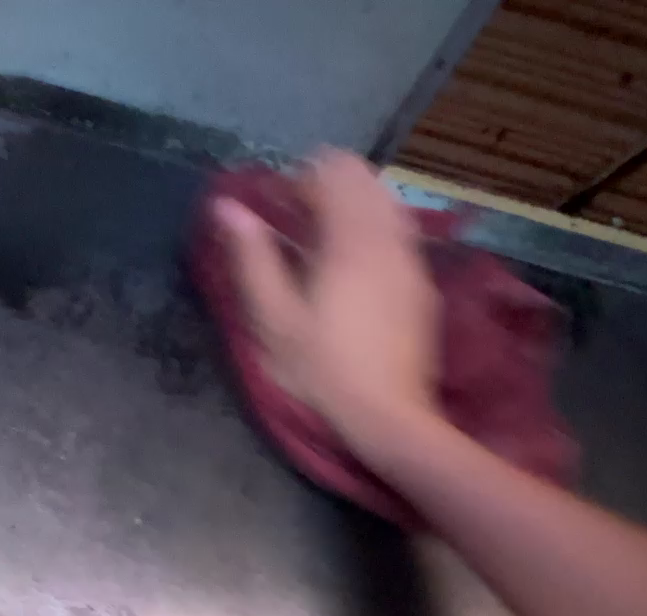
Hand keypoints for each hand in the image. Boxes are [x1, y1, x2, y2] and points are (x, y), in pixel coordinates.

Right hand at [210, 148, 442, 456]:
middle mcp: (389, 237)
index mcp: (350, 239)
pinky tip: (346, 270)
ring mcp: (411, 259)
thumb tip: (226, 209)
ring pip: (384, 204)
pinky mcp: (419, 284)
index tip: (272, 206)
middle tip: (290, 222)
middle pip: (363, 180)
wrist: (385, 413)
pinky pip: (395, 234)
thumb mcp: (272, 319)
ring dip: (349, 209)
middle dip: (325, 188)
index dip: (298, 178)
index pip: (334, 170)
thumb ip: (251, 259)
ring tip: (315, 245)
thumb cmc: (319, 368)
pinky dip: (369, 233)